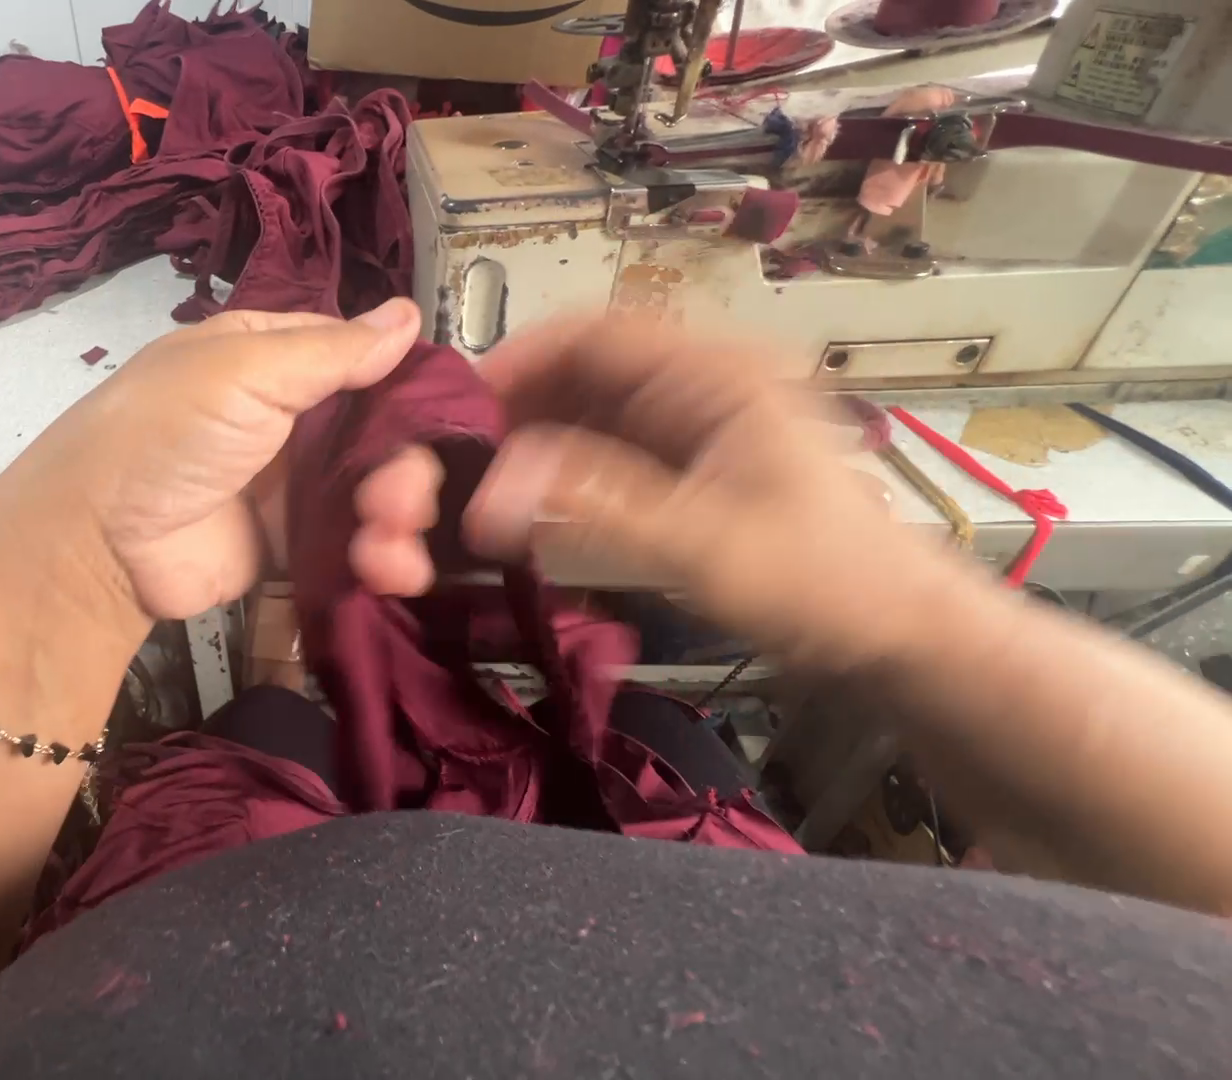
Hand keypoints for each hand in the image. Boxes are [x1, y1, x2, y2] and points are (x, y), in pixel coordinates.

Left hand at [0, 299, 423, 629]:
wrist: (101, 541)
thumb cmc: (170, 432)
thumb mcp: (244, 370)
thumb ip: (331, 352)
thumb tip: (409, 313)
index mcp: (275, 359)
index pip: (363, 360)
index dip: (409, 388)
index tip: (446, 417)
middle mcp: (290, 417)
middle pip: (379, 435)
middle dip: (404, 469)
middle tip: (400, 500)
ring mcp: (291, 485)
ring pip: (373, 493)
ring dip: (397, 519)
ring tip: (389, 544)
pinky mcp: (291, 545)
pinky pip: (352, 545)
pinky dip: (380, 559)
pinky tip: (391, 572)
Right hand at [358, 314, 978, 670]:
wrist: (892, 634)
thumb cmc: (820, 579)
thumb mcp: (705, 543)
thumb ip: (594, 510)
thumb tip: (486, 496)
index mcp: (710, 373)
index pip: (593, 335)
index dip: (517, 361)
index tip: (457, 410)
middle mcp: (687, 389)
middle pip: (572, 379)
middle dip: (506, 418)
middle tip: (453, 468)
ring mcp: (676, 433)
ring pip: (573, 422)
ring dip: (519, 454)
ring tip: (471, 497)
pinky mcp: (668, 474)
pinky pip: (587, 463)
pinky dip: (545, 485)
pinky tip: (517, 518)